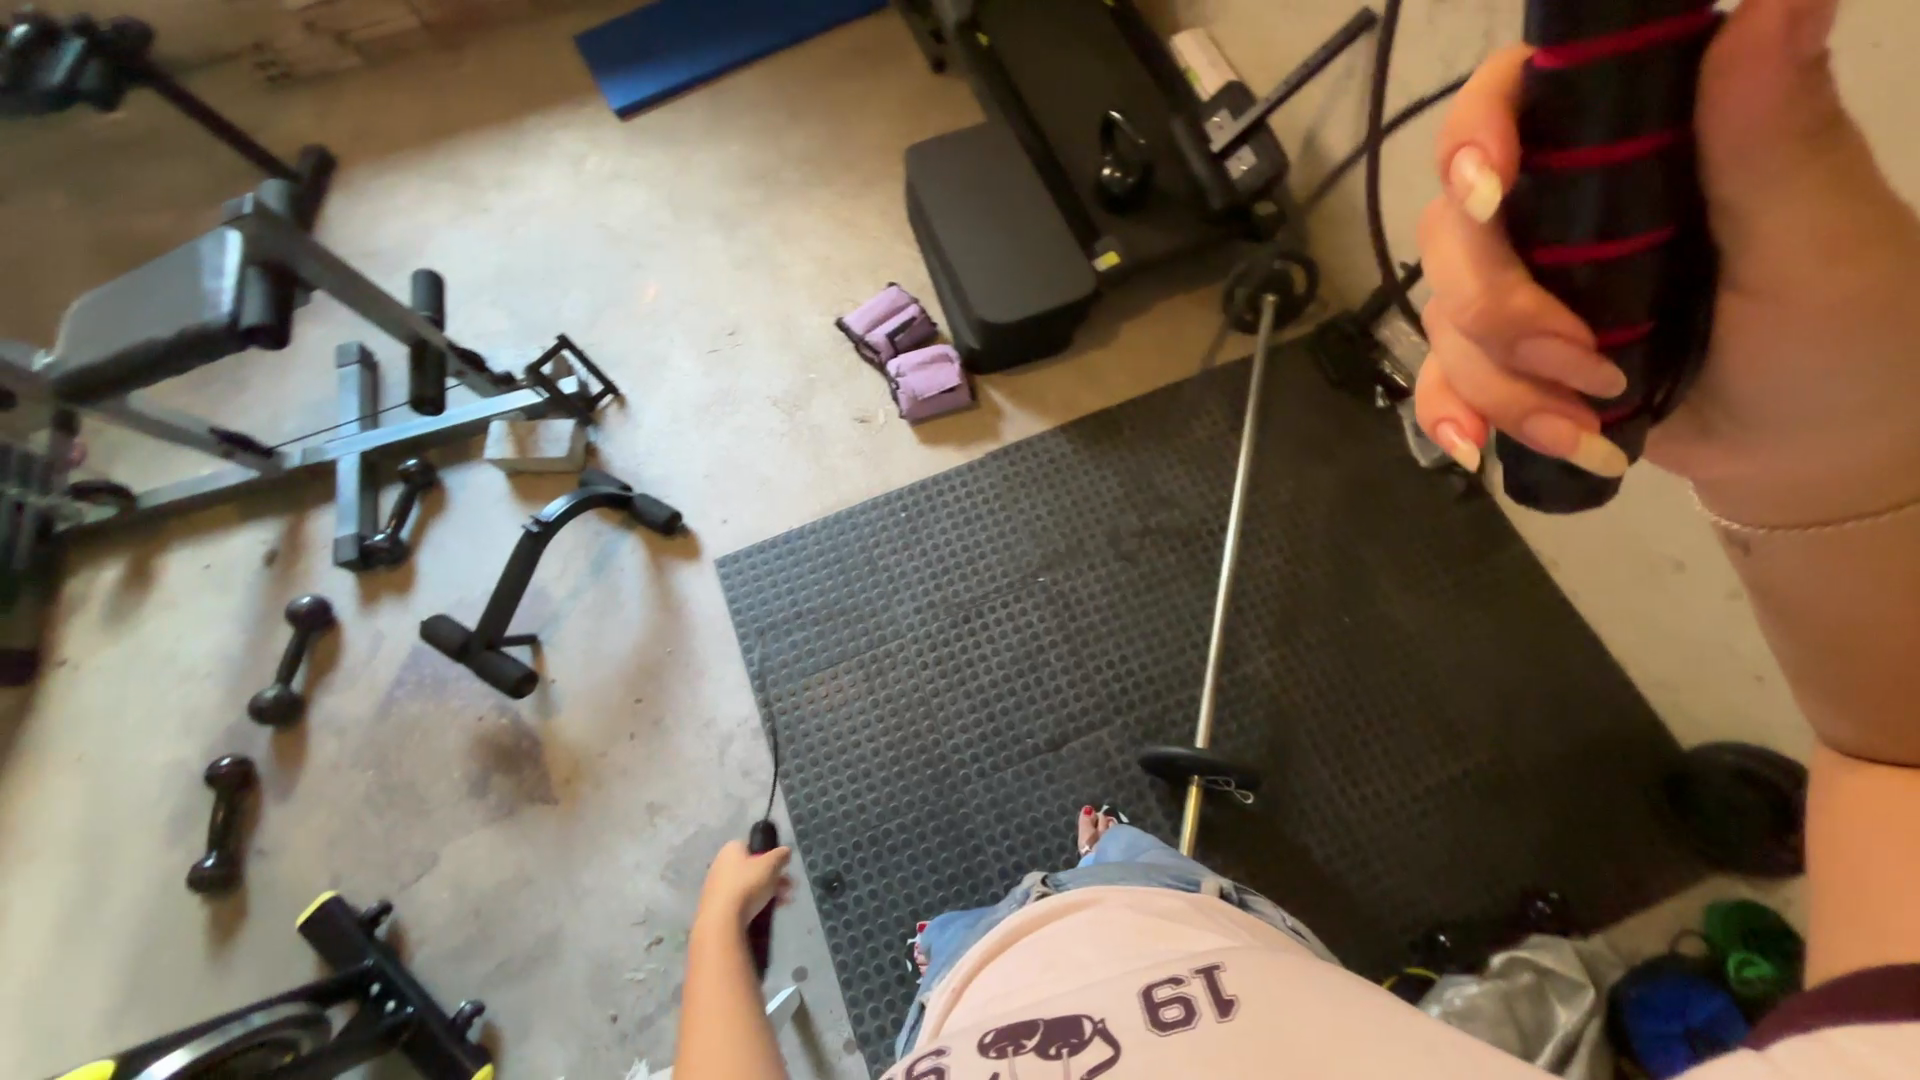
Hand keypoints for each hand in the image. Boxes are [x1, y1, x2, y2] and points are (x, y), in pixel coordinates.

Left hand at [696, 840, 792, 931]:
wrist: (721, 921)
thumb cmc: (747, 884)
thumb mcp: (771, 865)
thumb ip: (780, 855)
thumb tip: (785, 851)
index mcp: (731, 849)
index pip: (752, 845)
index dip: (769, 854)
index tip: (782, 865)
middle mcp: (721, 864)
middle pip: (753, 867)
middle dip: (774, 876)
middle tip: (789, 885)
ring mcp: (718, 887)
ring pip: (750, 885)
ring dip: (770, 890)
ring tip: (786, 900)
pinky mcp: (718, 906)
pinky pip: (742, 901)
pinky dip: (757, 903)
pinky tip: (772, 911)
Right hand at [1415, 0, 1919, 526]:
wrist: (1808, 451)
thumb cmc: (1843, 333)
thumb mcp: (1820, 236)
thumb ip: (1776, 135)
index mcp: (1629, 152)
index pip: (1514, 103)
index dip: (1475, 135)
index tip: (1491, 192)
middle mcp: (1555, 214)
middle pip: (1453, 233)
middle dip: (1497, 309)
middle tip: (1579, 363)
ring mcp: (1520, 292)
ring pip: (1445, 319)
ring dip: (1498, 382)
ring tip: (1578, 424)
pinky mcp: (1500, 362)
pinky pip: (1437, 380)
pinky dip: (1449, 414)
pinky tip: (1471, 446)